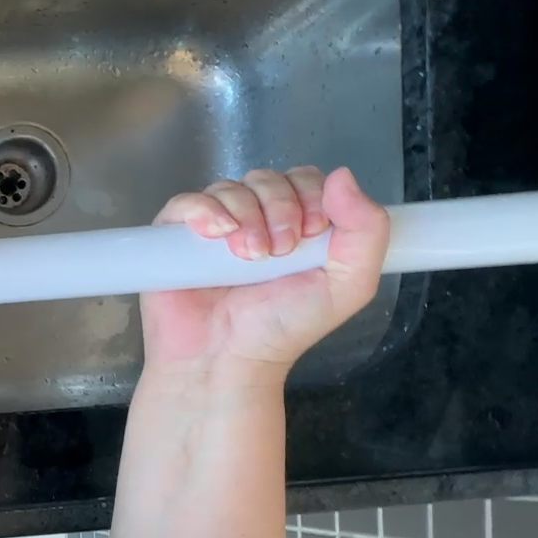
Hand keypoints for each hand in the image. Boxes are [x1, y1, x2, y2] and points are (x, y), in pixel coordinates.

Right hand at [139, 167, 390, 384]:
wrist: (224, 362)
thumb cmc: (281, 329)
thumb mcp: (348, 284)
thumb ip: (366, 230)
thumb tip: (342, 175)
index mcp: (294, 226)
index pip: (303, 180)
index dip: (309, 196)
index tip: (308, 236)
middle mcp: (252, 222)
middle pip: (266, 179)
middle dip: (278, 207)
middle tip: (276, 253)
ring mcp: (209, 233)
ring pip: (228, 189)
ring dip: (244, 214)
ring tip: (247, 257)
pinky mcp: (170, 244)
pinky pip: (182, 204)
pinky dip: (200, 210)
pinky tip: (215, 233)